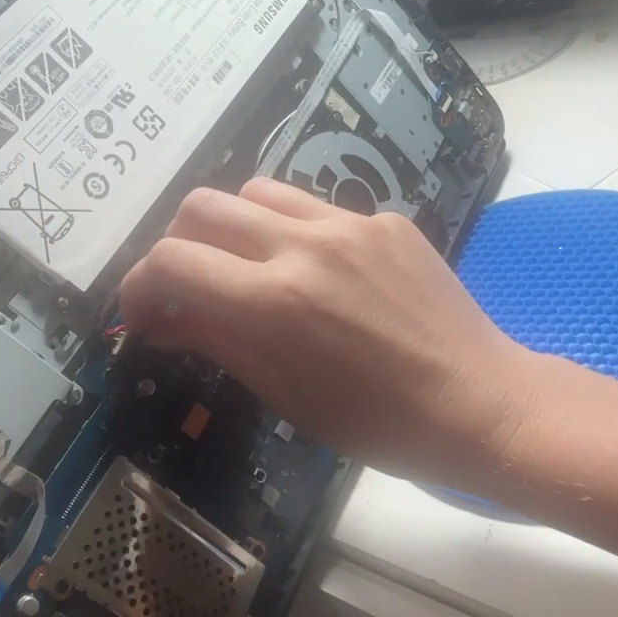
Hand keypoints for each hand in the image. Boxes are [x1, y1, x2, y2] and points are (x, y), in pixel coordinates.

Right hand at [119, 178, 539, 486]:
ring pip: (257, 191)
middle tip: (185, 288)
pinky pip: (317, 209)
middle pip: (202, 206)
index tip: (141, 313)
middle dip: (176, 245)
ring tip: (243, 270)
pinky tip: (317, 276)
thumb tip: (160, 317)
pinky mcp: (387, 219)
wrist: (480, 404)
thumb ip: (217, 339)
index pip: (171, 262)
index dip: (137, 285)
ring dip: (231, 227)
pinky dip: (293, 234)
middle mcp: (307, 244)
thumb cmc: (379, 424)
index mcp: (275, 301)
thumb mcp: (285, 393)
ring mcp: (352, 223)